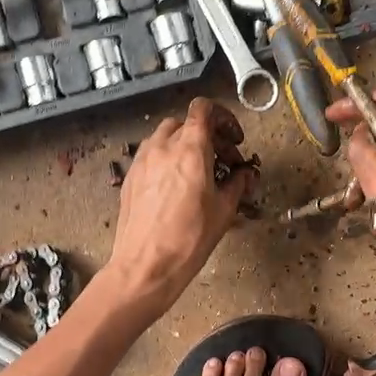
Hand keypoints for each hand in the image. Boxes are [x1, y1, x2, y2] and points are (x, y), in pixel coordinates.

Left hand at [106, 98, 254, 312]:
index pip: (203, 109)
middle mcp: (162, 147)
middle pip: (185, 123)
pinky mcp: (130, 178)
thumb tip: (245, 176)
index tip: (233, 138)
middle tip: (223, 160)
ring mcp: (142, 161)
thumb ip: (237, 184)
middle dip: (207, 136)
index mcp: (190, 149)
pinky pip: (151, 157)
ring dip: (185, 146)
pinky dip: (167, 160)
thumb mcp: (224, 211)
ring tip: (199, 172)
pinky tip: (177, 187)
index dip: (223, 117)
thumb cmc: (189, 239)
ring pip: (165, 138)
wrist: (146, 265)